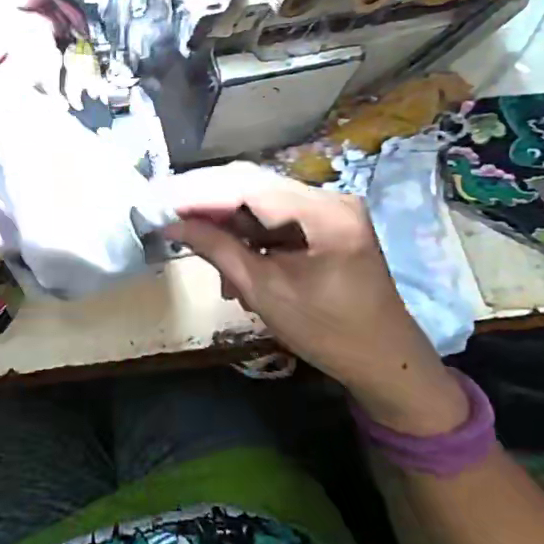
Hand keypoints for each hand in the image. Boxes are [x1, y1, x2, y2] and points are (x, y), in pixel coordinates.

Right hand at [162, 163, 469, 435]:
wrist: (384, 359)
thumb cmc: (326, 332)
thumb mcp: (264, 291)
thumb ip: (217, 250)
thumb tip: (172, 225)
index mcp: (324, 214)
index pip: (247, 187)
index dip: (198, 194)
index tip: (160, 204)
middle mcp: (330, 198)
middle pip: (253, 184)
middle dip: (206, 201)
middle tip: (166, 215)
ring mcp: (330, 208)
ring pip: (260, 199)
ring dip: (225, 219)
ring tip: (196, 245)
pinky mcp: (327, 222)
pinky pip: (275, 215)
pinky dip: (247, 231)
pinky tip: (228, 255)